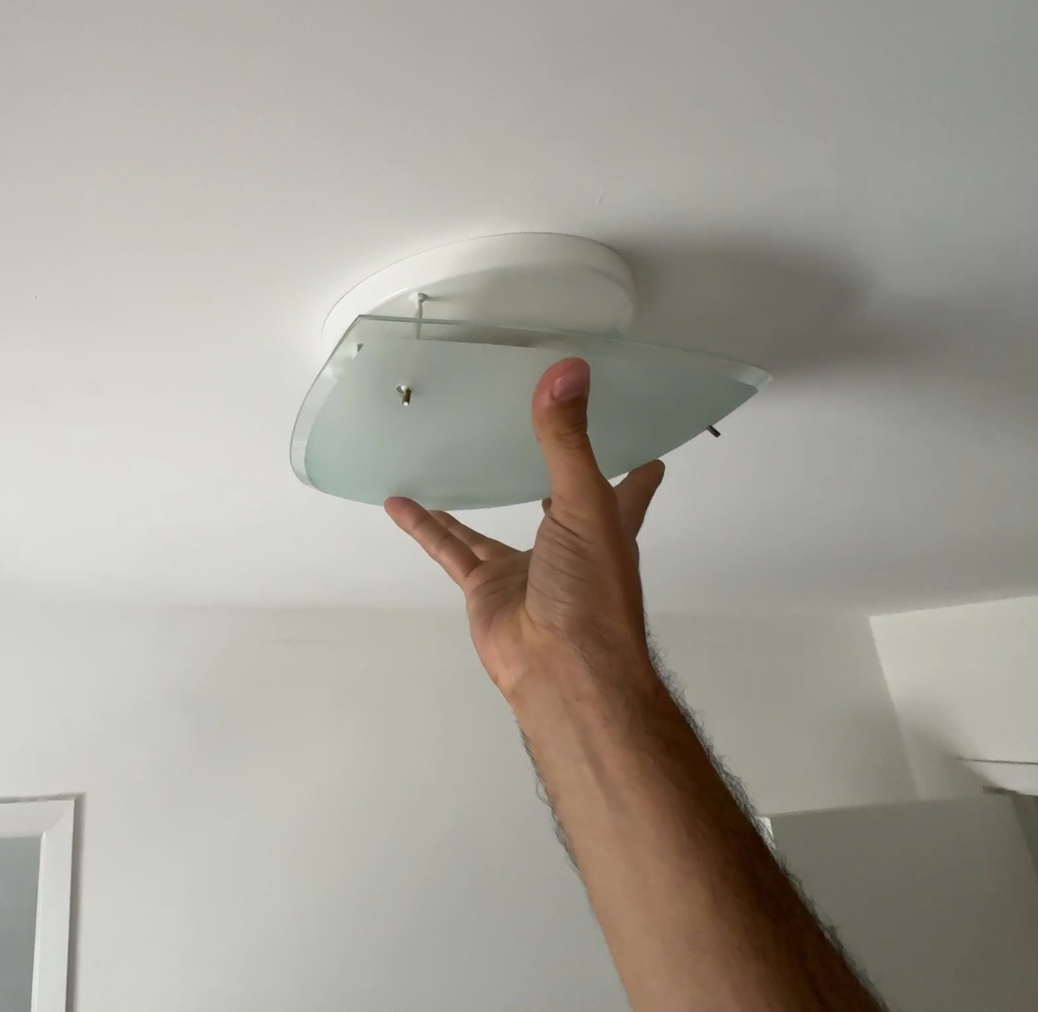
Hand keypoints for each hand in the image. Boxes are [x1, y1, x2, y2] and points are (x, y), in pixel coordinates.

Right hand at [385, 357, 663, 700]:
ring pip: (489, 526)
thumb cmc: (590, 589)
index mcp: (605, 523)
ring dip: (468, 499)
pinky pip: (448, 549)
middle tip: (531, 435)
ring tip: (448, 463)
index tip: (637, 427)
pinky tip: (400, 502)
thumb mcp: (583, 504)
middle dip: (548, 474)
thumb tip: (567, 369)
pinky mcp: (484, 587)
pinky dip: (423, 526)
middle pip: (556, 500)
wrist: (561, 668)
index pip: (628, 484)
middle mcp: (566, 543)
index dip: (634, 458)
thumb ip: (567, 441)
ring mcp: (522, 568)